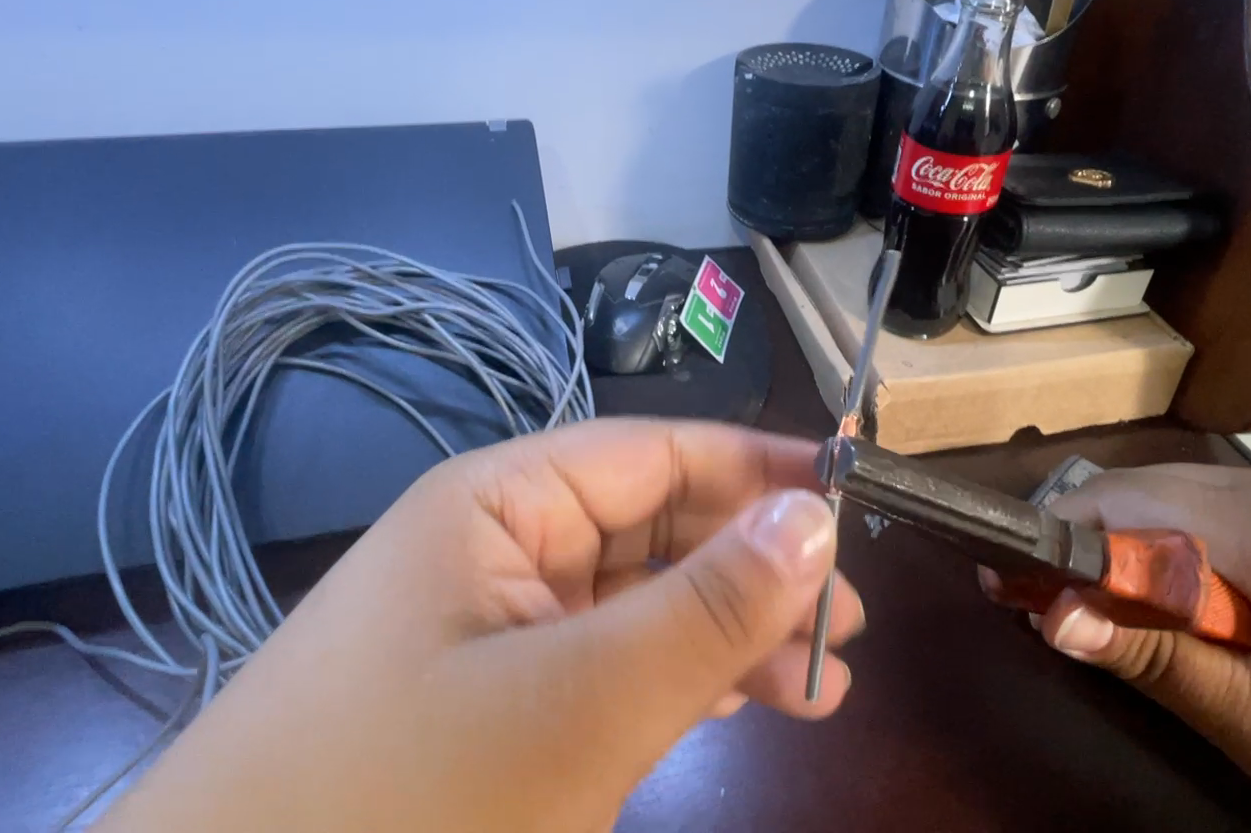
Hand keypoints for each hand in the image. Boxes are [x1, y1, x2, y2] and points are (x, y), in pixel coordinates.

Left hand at [101, 419, 859, 831]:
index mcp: (502, 501)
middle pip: (654, 525)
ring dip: (727, 631)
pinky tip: (739, 703)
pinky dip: (679, 679)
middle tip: (846, 622)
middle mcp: (500, 543)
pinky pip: (608, 662)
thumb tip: (814, 518)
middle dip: (752, 564)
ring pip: (640, 599)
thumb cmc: (401, 804)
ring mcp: (495, 624)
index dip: (755, 469)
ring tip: (819, 679)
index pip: (656, 453)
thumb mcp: (579, 705)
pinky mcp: (493, 698)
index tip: (849, 496)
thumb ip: (705, 608)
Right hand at [986, 464, 1250, 831]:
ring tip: (1103, 620)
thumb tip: (1054, 616)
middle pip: (1136, 492)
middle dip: (1078, 547)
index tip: (1003, 594)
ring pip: (1170, 502)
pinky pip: (1214, 520)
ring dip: (1123, 554)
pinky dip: (1172, 557)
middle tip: (1043, 614)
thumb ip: (1164, 664)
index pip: (1117, 508)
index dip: (1050, 547)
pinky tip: (1181, 612)